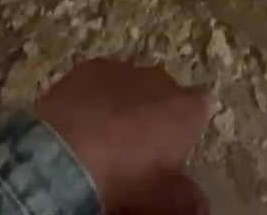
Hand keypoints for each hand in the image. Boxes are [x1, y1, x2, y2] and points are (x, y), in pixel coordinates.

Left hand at [35, 59, 210, 212]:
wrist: (65, 153)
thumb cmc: (124, 178)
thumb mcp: (163, 201)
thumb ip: (187, 199)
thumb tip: (198, 202)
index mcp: (185, 110)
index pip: (200, 107)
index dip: (187, 128)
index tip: (173, 149)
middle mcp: (159, 80)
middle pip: (165, 93)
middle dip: (155, 113)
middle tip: (137, 146)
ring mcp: (124, 68)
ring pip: (132, 84)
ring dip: (126, 103)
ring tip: (106, 134)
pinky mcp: (90, 66)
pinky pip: (102, 79)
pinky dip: (98, 95)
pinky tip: (83, 119)